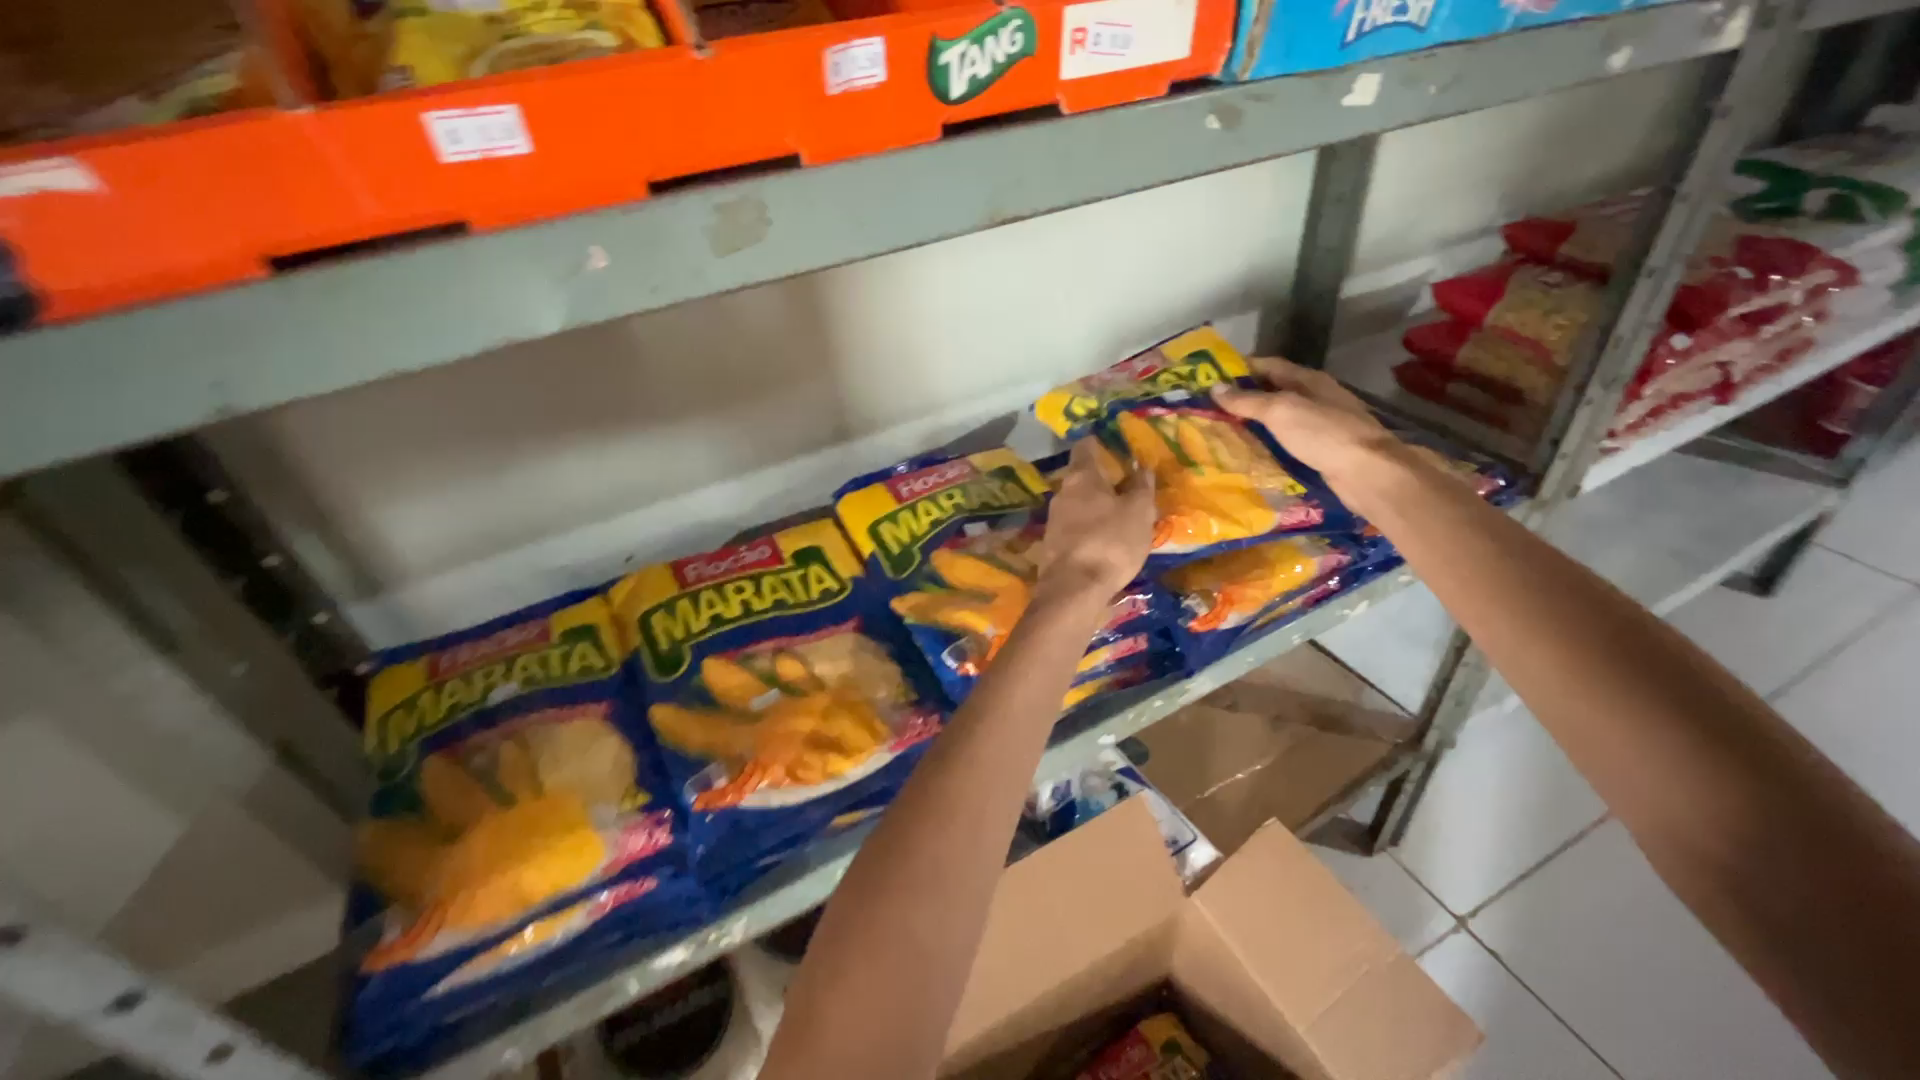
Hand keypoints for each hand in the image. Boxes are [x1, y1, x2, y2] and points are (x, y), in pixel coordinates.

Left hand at [1037, 437, 1155, 600]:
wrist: (1074, 590)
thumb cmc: (1110, 542)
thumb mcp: (1139, 512)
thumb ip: (1141, 487)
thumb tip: (1141, 466)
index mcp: (1081, 477)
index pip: (1085, 447)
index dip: (1098, 442)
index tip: (1110, 441)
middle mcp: (1062, 493)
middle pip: (1080, 477)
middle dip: (1100, 479)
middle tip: (1123, 482)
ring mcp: (1053, 521)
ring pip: (1077, 504)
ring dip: (1095, 506)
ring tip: (1118, 513)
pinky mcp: (1052, 546)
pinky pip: (1074, 528)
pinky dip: (1089, 528)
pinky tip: (1103, 539)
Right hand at [1210, 355, 1405, 504]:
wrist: (1366, 472)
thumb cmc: (1323, 434)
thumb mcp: (1280, 411)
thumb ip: (1248, 400)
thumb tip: (1215, 388)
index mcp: (1309, 380)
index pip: (1270, 365)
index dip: (1242, 368)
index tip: (1212, 376)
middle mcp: (1316, 398)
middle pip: (1275, 391)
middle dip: (1245, 397)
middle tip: (1212, 407)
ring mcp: (1322, 425)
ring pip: (1281, 418)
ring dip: (1256, 423)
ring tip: (1225, 431)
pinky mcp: (1323, 450)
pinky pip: (1288, 442)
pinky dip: (1269, 444)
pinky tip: (1252, 453)